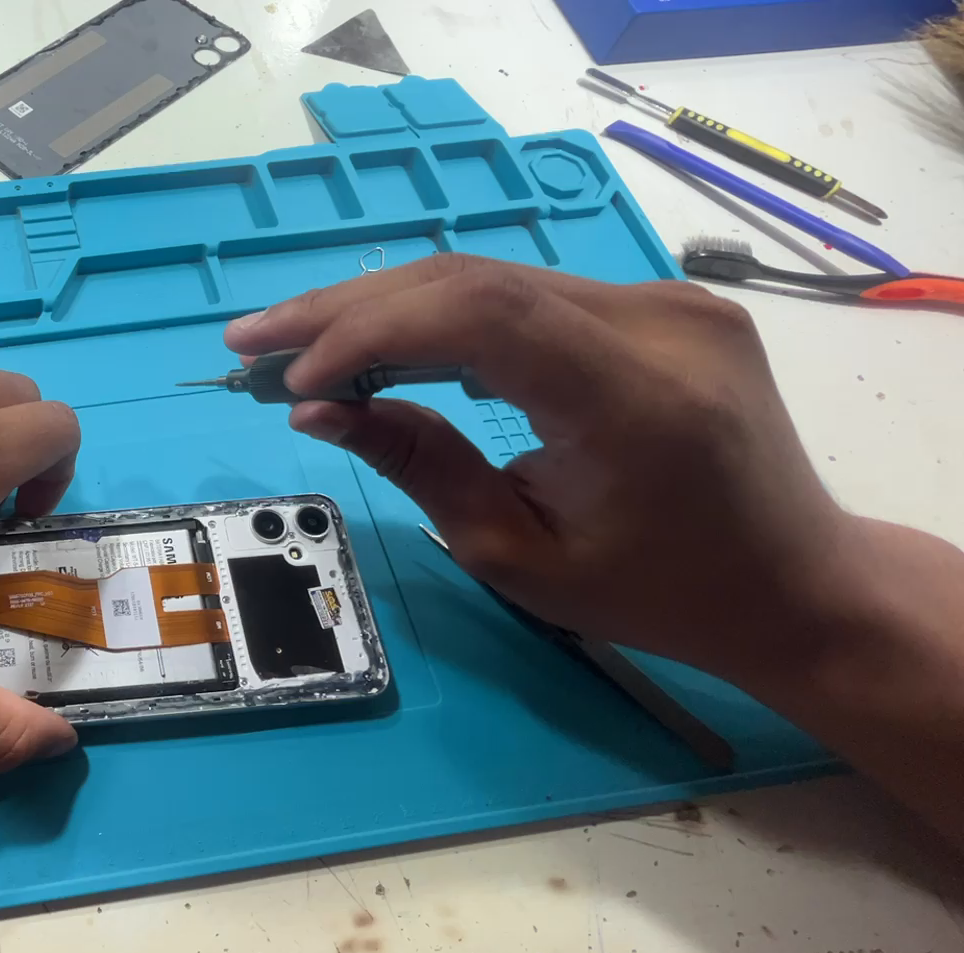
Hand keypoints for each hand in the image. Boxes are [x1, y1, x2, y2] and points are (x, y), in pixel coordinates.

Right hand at [224, 254, 848, 683]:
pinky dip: (420, 319)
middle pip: (465, 281)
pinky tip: (361, 341)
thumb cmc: (649, 590)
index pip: (478, 317)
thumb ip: (414, 463)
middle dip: (340, 311)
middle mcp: (652, 320)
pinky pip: (506, 297)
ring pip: (477, 279)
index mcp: (632, 396)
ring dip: (368, 309)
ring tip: (282, 339)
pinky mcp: (638, 306)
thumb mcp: (509, 549)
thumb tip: (316, 409)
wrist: (787, 580)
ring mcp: (653, 302)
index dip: (366, 334)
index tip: (289, 380)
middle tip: (247, 341)